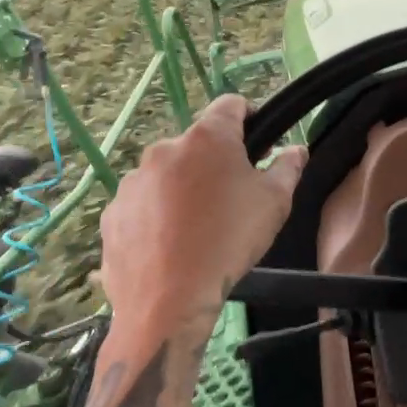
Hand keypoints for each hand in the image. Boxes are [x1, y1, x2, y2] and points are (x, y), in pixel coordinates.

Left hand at [98, 94, 308, 328]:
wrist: (168, 302)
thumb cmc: (230, 239)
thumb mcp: (276, 200)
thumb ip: (288, 166)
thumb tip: (294, 150)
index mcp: (208, 138)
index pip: (231, 104)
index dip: (250, 116)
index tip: (259, 143)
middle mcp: (165, 150)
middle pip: (197, 142)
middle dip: (215, 159)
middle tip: (233, 192)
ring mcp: (132, 182)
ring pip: (167, 173)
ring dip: (183, 186)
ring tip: (198, 223)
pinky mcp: (111, 214)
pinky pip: (142, 203)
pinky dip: (157, 213)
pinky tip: (170, 243)